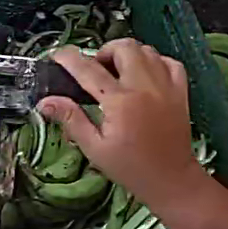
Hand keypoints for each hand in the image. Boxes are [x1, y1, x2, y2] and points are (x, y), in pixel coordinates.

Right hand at [38, 40, 210, 208]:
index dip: (69, 59)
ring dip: (128, 55)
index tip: (57, 56)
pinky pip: (168, 62)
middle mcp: (144, 86)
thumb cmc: (130, 168)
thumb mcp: (94, 148)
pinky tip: (144, 76)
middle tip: (96, 71)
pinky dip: (154, 62)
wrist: (171, 180)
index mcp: (120, 101)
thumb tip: (46, 101)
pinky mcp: (181, 91)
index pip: (89, 69)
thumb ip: (71, 120)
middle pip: (123, 48)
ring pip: (146, 50)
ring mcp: (166, 86)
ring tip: (118, 73)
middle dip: (104, 52)